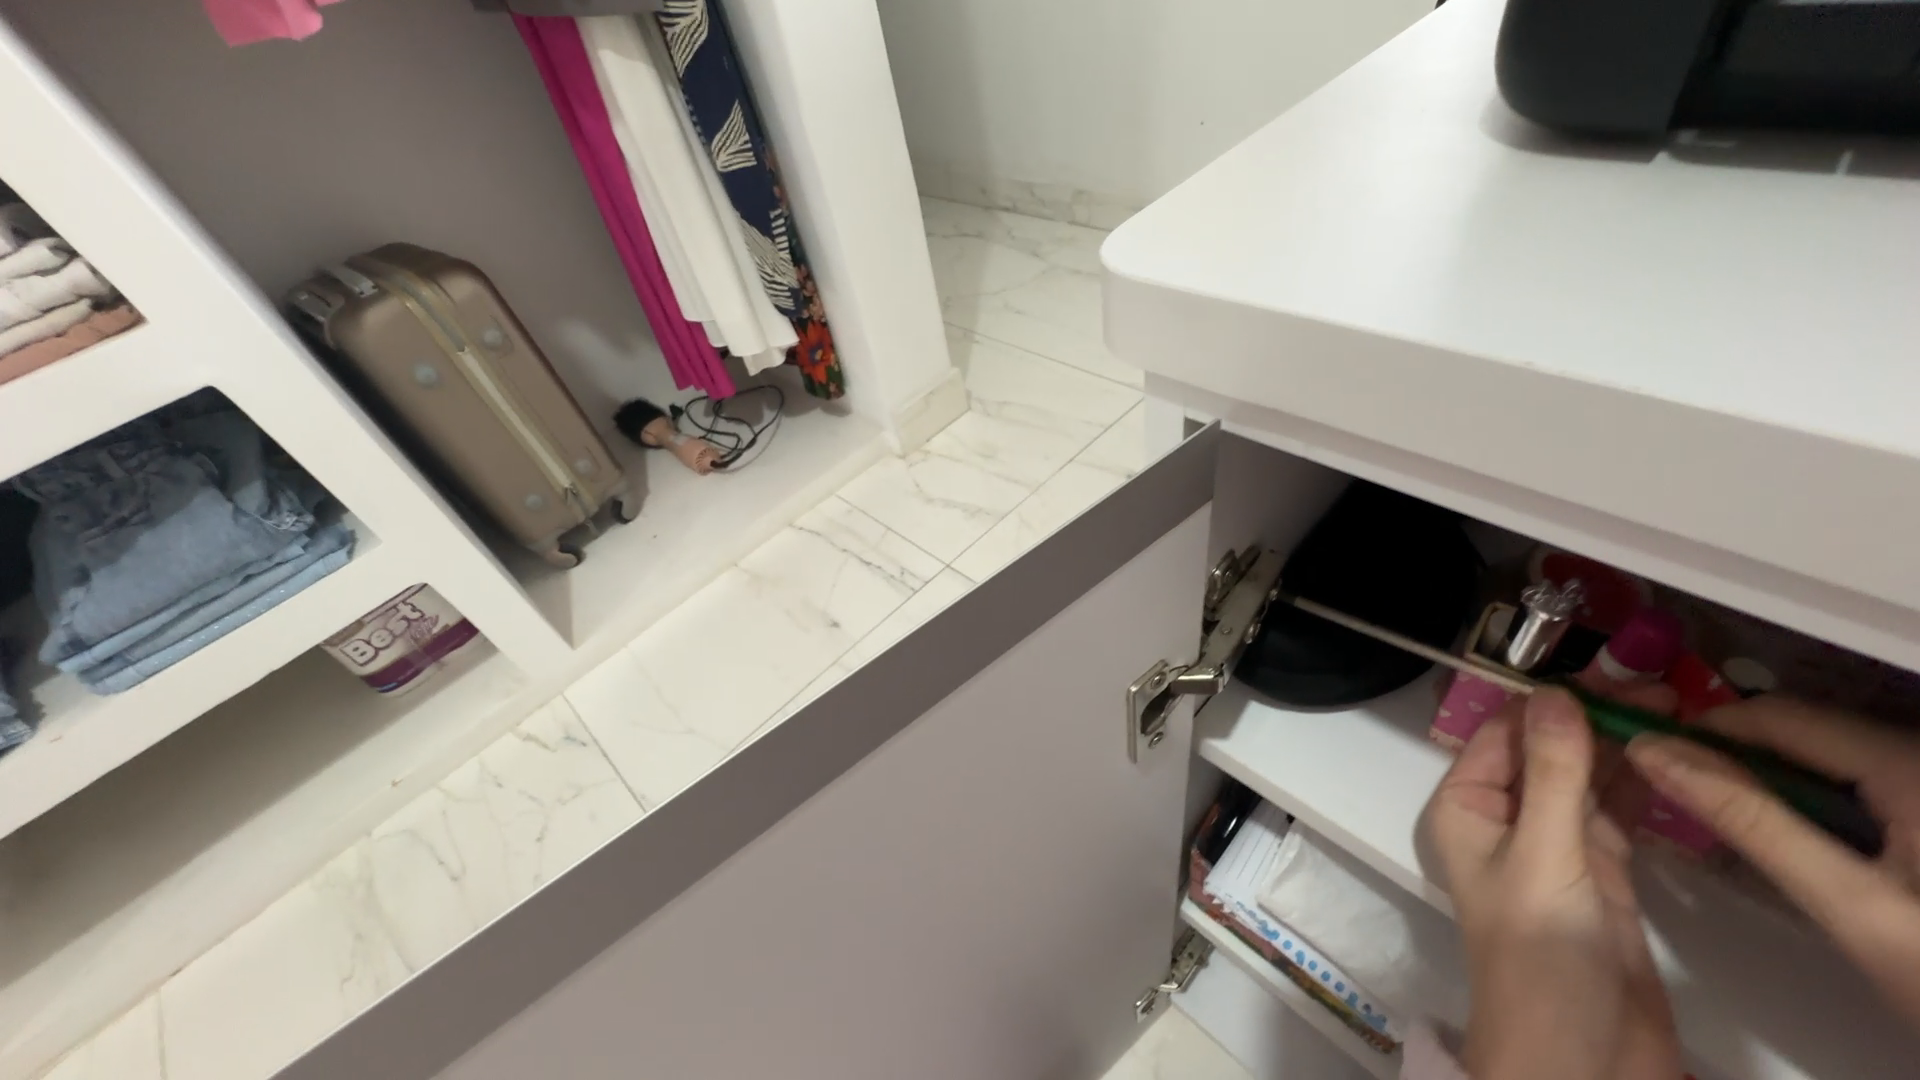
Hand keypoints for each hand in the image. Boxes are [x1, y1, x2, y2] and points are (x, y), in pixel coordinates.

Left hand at [1424, 682, 1683, 1079]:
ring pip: (1580, 777)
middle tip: (1654, 687)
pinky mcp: (1596, 868)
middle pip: (1542, 751)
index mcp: (1465, 806)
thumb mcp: (1544, 853)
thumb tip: (1553, 695)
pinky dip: (1633, 784)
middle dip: (1588, 718)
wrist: (1580, 1048)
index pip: (1499, 736)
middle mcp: (1500, 816)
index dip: (1544, 701)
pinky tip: (1663, 754)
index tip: (1601, 671)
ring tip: (1669, 707)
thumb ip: (1553, 774)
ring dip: (1617, 745)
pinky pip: (1610, 810)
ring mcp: (1550, 841)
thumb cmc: (1540, 947)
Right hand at [1627, 697, 1919, 1024]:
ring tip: (1733, 819)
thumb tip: (1649, 750)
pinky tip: (1805, 839)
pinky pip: (1867, 784)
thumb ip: (1749, 820)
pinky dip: (1818, 800)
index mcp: (1915, 768)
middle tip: (1681, 794)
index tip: (1647, 757)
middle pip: (1807, 733)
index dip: (1703, 729)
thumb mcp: (1852, 905)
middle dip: (1735, 756)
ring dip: (1772, 780)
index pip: (1778, 715)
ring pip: (1833, 758)